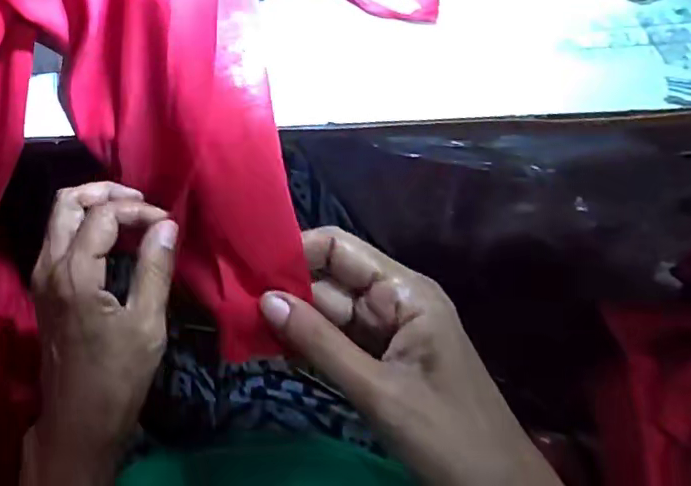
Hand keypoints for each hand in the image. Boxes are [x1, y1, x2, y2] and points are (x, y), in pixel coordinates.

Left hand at [23, 183, 177, 485]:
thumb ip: (154, 269)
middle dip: (103, 192)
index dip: (135, 210)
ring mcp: (40, 272)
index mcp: (73, 271)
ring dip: (90, 204)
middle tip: (139, 200)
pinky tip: (108, 235)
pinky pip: (57, 235)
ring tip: (127, 212)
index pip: (101, 215)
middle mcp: (48, 263)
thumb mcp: (146, 326)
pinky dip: (81, 223)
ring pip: (58, 215)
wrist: (76, 423)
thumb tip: (166, 225)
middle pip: (67, 201)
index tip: (165, 221)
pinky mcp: (41, 283)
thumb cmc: (116, 379)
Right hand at [260, 228, 560, 485]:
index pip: (337, 247)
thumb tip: (264, 297)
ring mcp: (388, 331)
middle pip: (326, 278)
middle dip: (284, 289)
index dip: (295, 250)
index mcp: (405, 293)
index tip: (251, 265)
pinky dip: (306, 342)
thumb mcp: (381, 394)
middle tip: (237, 300)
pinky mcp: (381, 359)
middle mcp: (394, 301)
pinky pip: (334, 338)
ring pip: (325, 309)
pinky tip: (273, 348)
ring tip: (245, 323)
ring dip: (290, 318)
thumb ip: (320, 343)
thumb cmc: (453, 442)